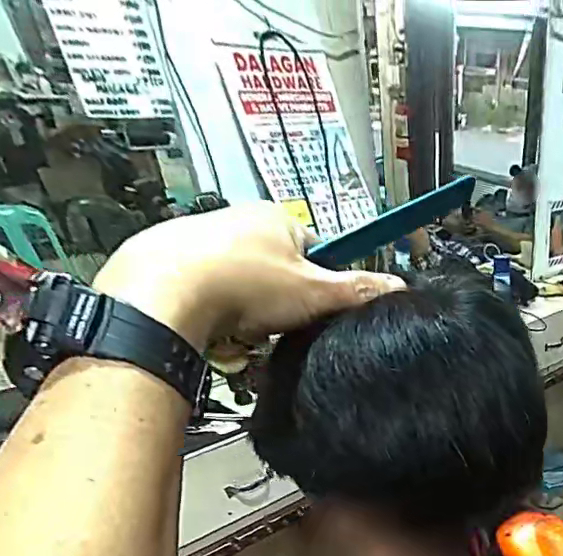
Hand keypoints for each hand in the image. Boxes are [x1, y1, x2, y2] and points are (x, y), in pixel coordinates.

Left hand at [93, 202, 401, 350]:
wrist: (163, 295)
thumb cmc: (245, 284)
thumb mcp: (316, 292)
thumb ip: (359, 290)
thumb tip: (399, 286)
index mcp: (276, 217)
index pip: (318, 251)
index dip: (323, 285)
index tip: (316, 308)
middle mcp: (238, 219)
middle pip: (282, 273)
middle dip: (285, 305)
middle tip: (280, 325)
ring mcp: (203, 239)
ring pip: (248, 289)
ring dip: (254, 316)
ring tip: (246, 330)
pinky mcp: (174, 263)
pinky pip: (215, 296)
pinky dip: (222, 316)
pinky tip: (218, 329)